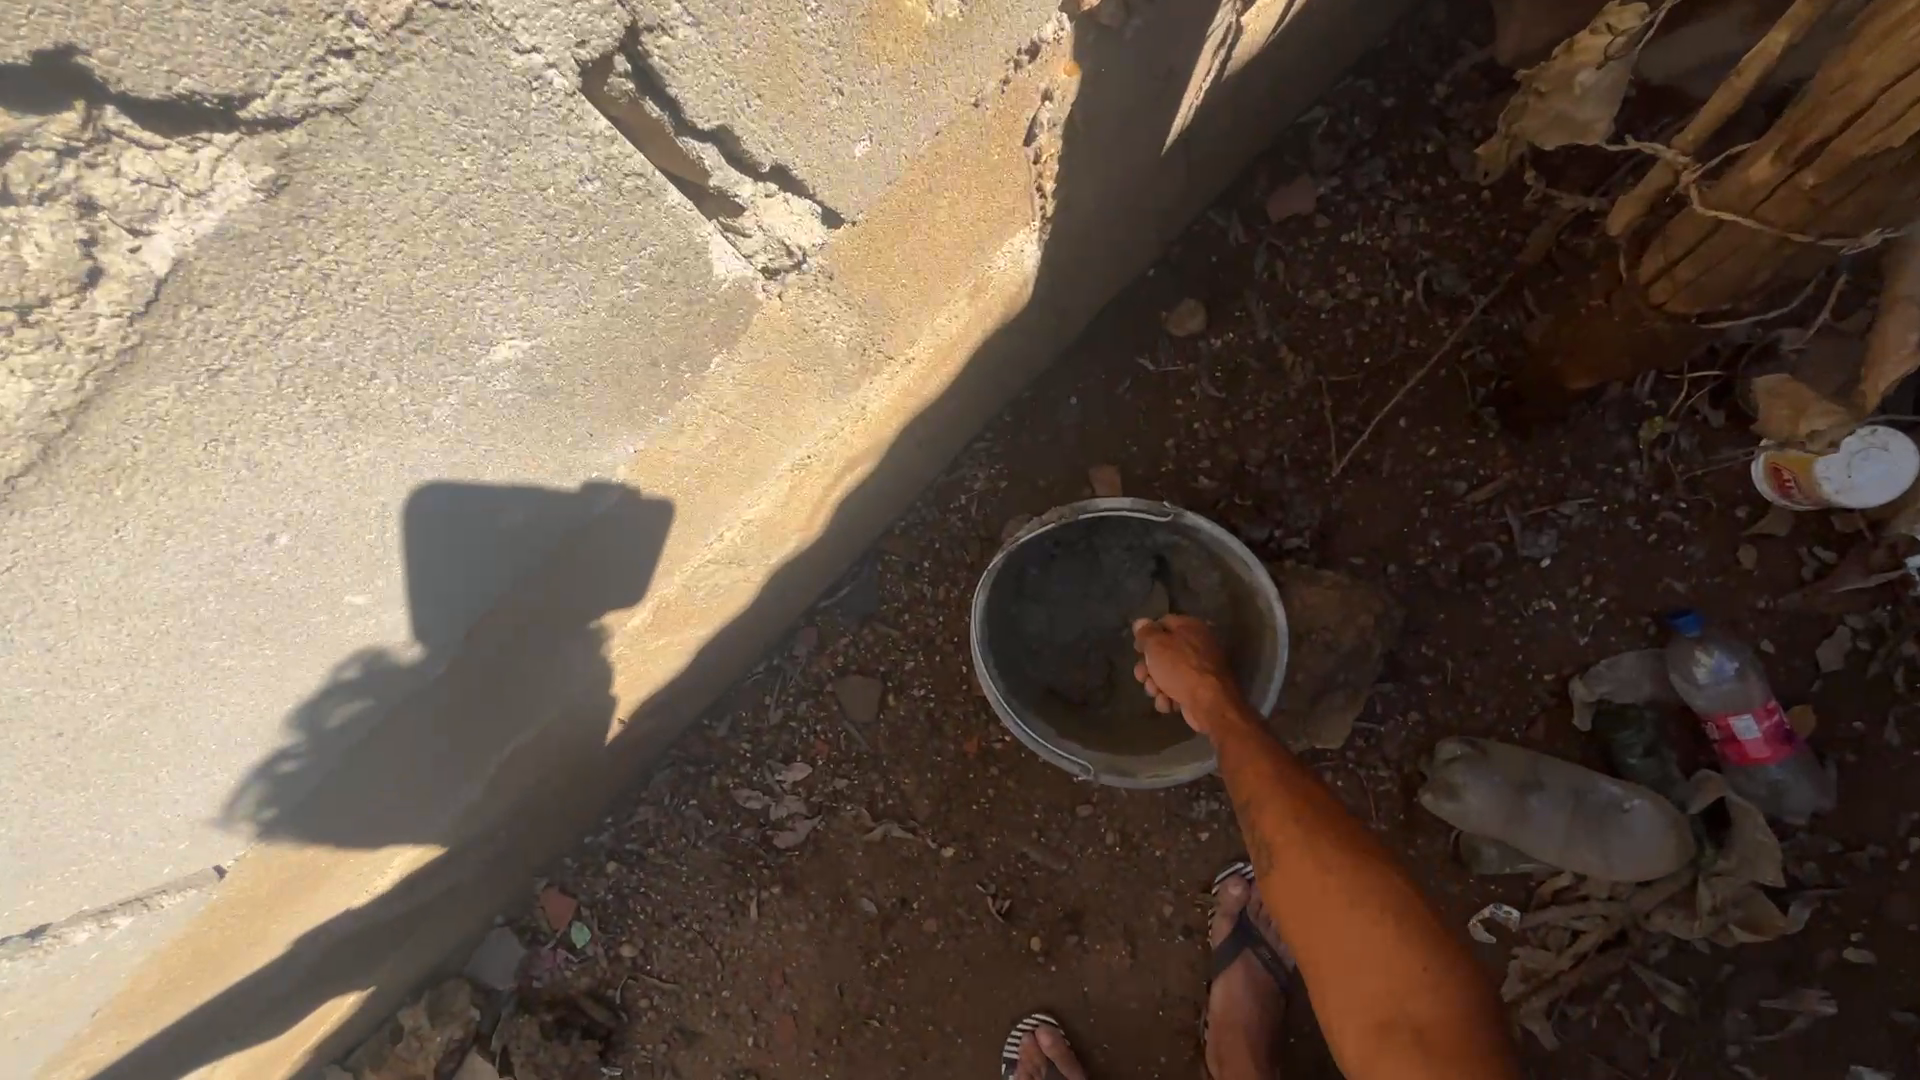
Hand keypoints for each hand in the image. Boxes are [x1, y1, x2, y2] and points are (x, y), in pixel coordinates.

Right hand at [1131, 615, 1236, 729]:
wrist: (1209, 704)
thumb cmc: (1180, 668)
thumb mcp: (1157, 645)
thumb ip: (1146, 632)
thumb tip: (1140, 622)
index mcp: (1190, 627)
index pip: (1162, 623)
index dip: (1146, 636)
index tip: (1137, 649)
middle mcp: (1198, 645)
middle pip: (1163, 652)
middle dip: (1148, 667)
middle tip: (1142, 677)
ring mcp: (1200, 669)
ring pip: (1167, 674)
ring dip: (1156, 685)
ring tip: (1156, 693)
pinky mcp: (1201, 690)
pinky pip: (1178, 690)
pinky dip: (1170, 697)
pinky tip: (1168, 703)